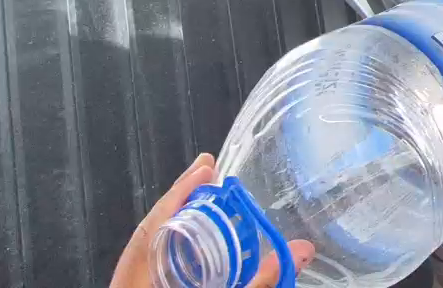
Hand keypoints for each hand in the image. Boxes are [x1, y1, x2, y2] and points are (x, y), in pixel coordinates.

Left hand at [110, 152, 314, 287]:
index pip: (151, 231)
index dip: (178, 194)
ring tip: (205, 207)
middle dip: (178, 206)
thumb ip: (261, 283)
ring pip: (144, 260)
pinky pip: (147, 275)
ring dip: (175, 232)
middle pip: (145, 241)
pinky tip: (195, 254)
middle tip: (211, 179)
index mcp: (140, 286)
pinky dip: (171, 257)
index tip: (206, 166)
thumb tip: (303, 249)